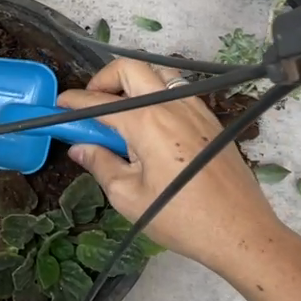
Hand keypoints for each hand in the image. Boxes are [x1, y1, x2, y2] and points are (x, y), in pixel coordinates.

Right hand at [56, 58, 289, 272]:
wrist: (242, 233)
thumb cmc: (180, 218)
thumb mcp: (128, 196)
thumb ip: (100, 165)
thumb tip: (80, 148)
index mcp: (146, 121)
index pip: (98, 101)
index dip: (72, 102)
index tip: (58, 106)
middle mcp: (171, 105)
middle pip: (129, 68)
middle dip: (103, 80)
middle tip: (92, 106)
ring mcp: (195, 109)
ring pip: (156, 74)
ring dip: (132, 83)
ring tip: (121, 113)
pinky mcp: (210, 120)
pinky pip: (176, 91)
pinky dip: (155, 95)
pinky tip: (149, 126)